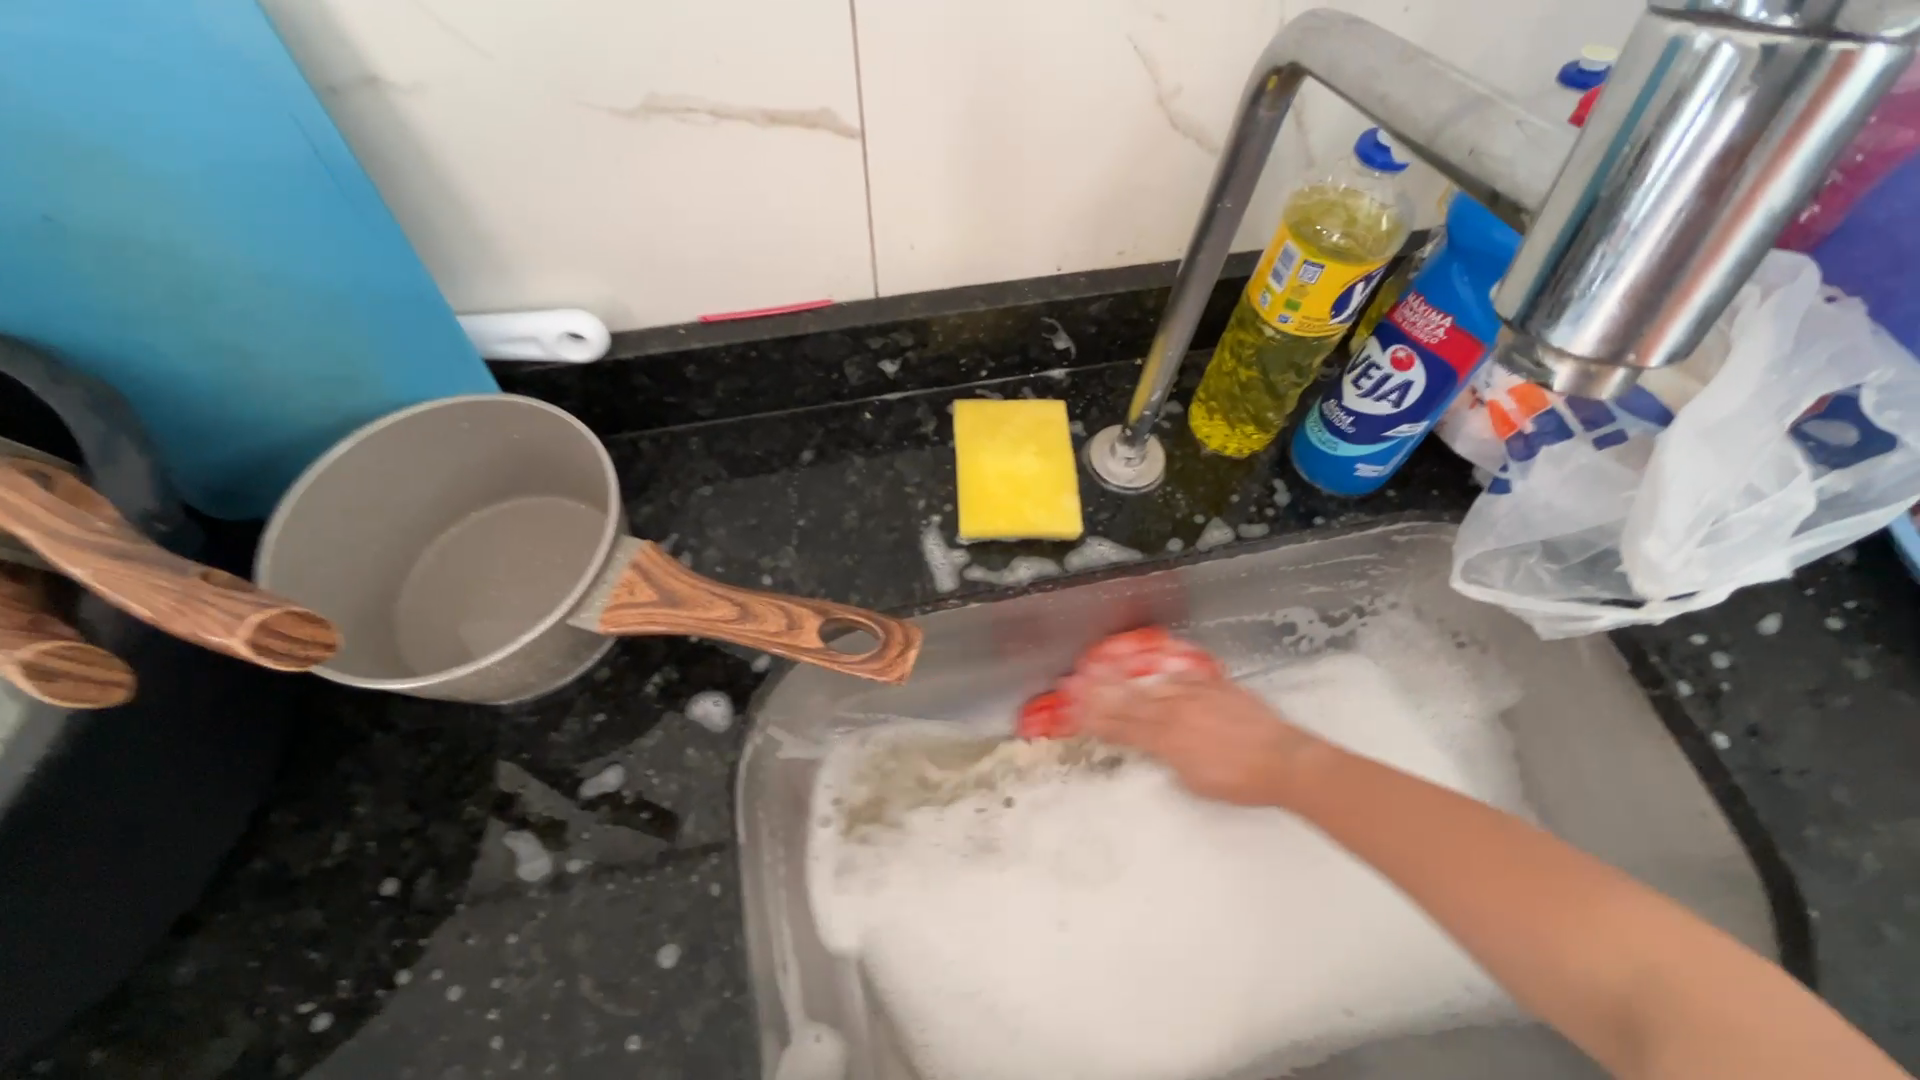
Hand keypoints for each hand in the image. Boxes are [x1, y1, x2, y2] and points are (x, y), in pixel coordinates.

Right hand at [1069, 672, 1328, 806]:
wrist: (1284, 760)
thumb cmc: (1240, 780)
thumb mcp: (1194, 780)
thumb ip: (1168, 758)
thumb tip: (1156, 747)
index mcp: (1166, 737)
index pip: (1121, 725)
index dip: (1096, 718)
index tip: (1075, 710)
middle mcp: (1176, 710)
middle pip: (1130, 699)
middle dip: (1100, 690)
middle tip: (1076, 679)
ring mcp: (1197, 694)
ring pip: (1152, 684)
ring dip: (1125, 677)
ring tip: (1102, 666)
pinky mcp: (1217, 686)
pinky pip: (1183, 676)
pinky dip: (1164, 675)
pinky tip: (1156, 672)